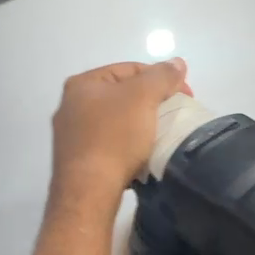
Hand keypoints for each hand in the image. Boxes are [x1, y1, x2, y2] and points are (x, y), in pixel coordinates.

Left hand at [50, 59, 188, 209]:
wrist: (89, 191)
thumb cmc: (114, 138)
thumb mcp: (143, 98)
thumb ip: (161, 77)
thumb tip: (177, 63)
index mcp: (82, 84)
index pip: (129, 70)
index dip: (161, 79)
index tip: (185, 96)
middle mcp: (70, 107)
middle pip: (121, 96)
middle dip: (150, 104)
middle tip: (173, 117)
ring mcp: (70, 137)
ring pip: (115, 123)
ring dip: (139, 127)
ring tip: (159, 139)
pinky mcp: (76, 164)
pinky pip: (108, 147)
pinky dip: (126, 148)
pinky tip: (140, 158)